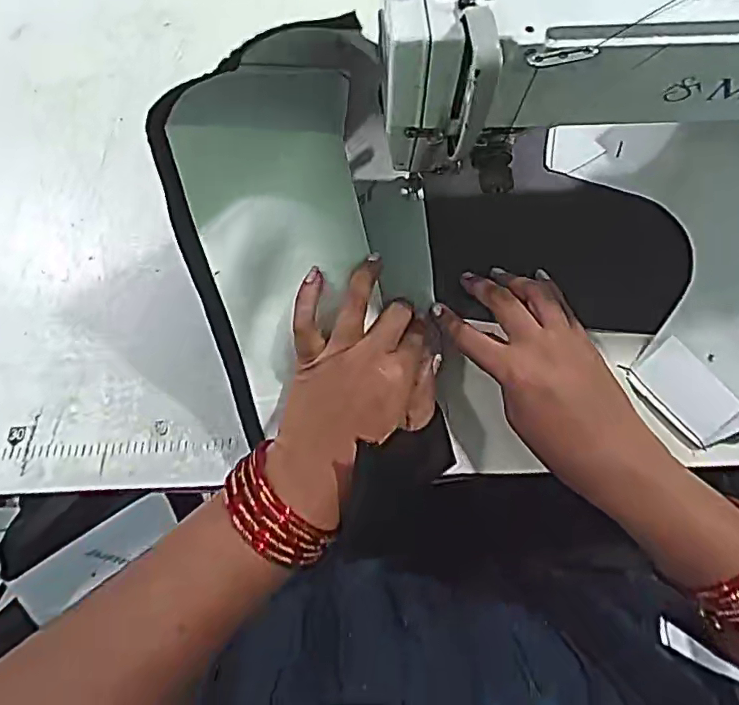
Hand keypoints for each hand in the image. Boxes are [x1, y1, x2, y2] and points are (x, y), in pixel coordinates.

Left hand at [267, 257, 436, 529]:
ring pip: (356, 303)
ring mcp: (338, 353)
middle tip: (405, 306)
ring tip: (373, 263)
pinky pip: (307, 319)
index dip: (426, 328)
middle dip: (404, 306)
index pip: (421, 337)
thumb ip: (424, 391)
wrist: (316, 474)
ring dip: (367, 278)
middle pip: (396, 314)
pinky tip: (316, 276)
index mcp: (399, 375)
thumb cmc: (362, 462)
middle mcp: (370, 357)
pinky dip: (309, 295)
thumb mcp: (411, 431)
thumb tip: (431, 361)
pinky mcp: (310, 357)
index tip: (426, 325)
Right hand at [435, 270, 667, 490]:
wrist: (615, 456)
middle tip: (469, 280)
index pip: (469, 336)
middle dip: (479, 287)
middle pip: (501, 302)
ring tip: (500, 273)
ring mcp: (564, 339)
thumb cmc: (571, 448)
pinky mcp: (584, 339)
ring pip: (534, 293)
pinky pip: (562, 303)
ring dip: (513, 279)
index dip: (449, 321)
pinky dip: (547, 287)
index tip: (441, 310)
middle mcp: (538, 347)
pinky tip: (541, 281)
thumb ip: (504, 380)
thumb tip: (501, 363)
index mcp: (514, 370)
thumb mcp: (516, 416)